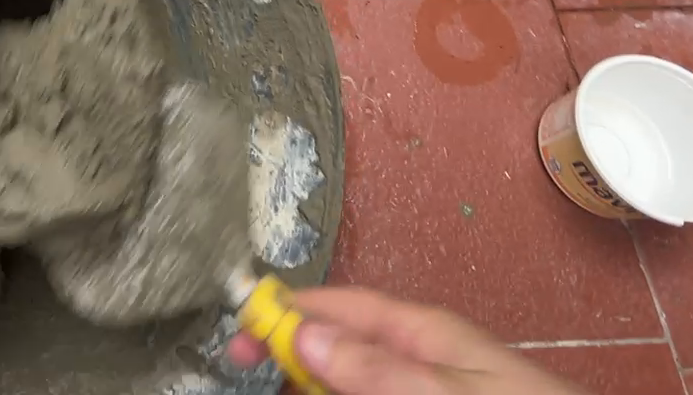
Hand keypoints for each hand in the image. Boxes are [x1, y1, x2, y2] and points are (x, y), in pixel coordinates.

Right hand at [226, 288, 584, 394]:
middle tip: (247, 368)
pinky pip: (378, 390)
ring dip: (319, 384)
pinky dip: (343, 393)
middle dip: (298, 359)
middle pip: (341, 349)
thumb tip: (306, 334)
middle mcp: (418, 357)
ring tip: (285, 384)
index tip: (243, 328)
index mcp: (422, 332)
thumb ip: (379, 369)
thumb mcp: (450, 394)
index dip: (290, 311)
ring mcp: (424, 386)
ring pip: (355, 380)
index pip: (341, 306)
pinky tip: (327, 392)